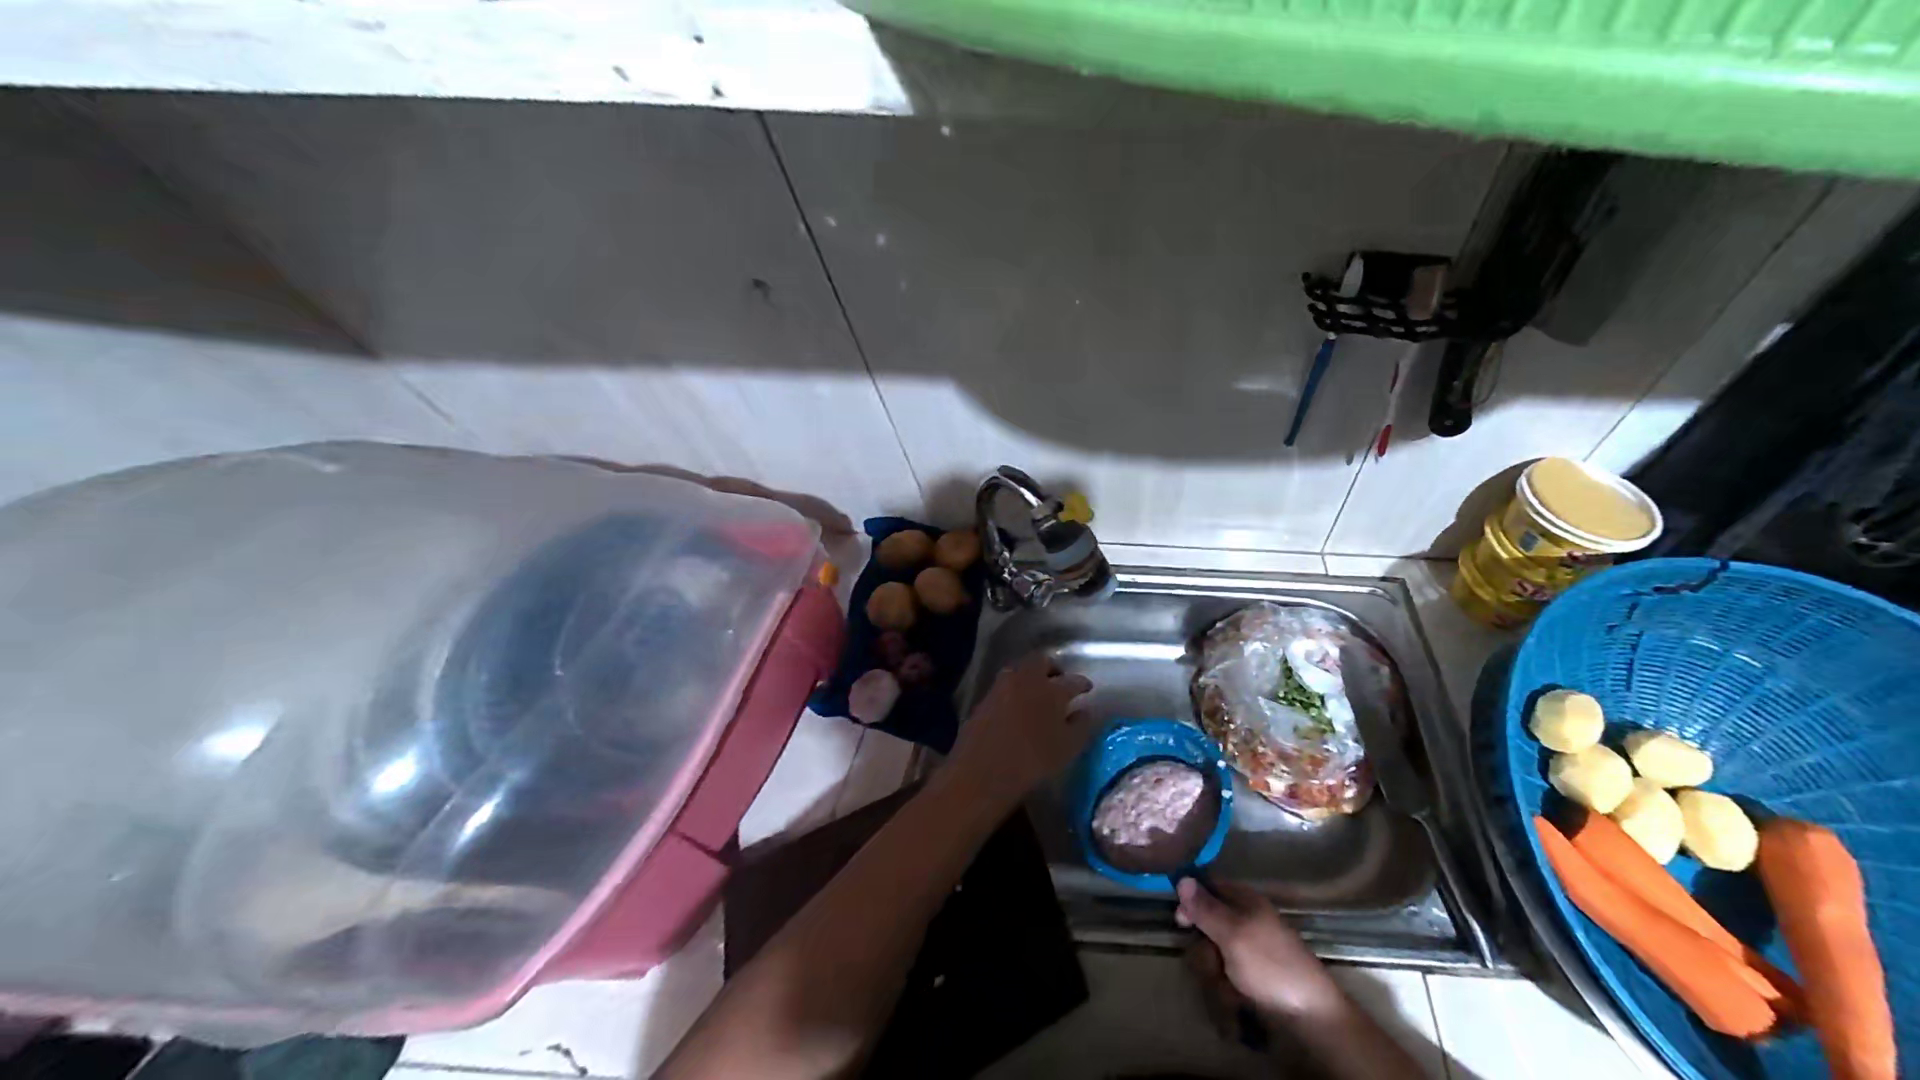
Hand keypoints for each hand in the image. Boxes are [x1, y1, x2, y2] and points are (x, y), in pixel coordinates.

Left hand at [945, 655, 1092, 808]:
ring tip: (1040, 693)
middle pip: (1041, 662)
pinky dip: (1016, 689)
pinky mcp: (984, 698)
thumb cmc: (1032, 761)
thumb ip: (1080, 726)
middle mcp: (1026, 680)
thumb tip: (1084, 711)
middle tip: (1060, 681)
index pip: (1072, 680)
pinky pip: (1005, 685)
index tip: (1087, 688)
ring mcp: (1001, 686)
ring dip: (1032, 676)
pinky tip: (1019, 705)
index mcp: (1051, 690)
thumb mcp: (1067, 748)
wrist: (981, 771)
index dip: (1082, 683)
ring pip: (1020, 670)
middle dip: (1053, 668)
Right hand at [1177, 877, 1343, 1021]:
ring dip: (1214, 975)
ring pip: (1210, 955)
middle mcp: (1244, 923)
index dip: (1190, 901)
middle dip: (1204, 949)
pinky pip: (1222, 978)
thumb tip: (1182, 877)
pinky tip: (1236, 1001)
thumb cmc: (1271, 967)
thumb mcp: (1233, 933)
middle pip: (1204, 926)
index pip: (1207, 888)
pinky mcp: (1248, 980)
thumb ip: (1205, 908)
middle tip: (1214, 962)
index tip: (1181, 921)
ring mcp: (1247, 954)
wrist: (1311, 1019)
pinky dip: (1225, 991)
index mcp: (1245, 902)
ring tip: (1230, 990)